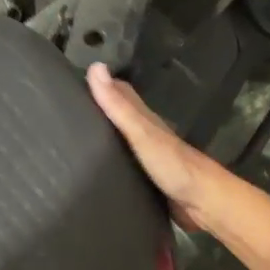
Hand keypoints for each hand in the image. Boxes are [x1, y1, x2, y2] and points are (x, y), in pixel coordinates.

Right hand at [86, 64, 217, 230]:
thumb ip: (119, 106)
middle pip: (120, 117)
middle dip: (97, 113)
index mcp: (145, 119)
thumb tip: (95, 66)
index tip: (70, 84)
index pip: (120, 93)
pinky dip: (108, 163)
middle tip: (66, 115)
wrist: (203, 203)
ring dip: (102, 140)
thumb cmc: (173, 165)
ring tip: (72, 142)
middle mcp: (146, 135)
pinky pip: (123, 166)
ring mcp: (147, 158)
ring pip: (121, 142)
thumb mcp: (142, 133)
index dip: (99, 85)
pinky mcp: (147, 180)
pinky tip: (94, 170)